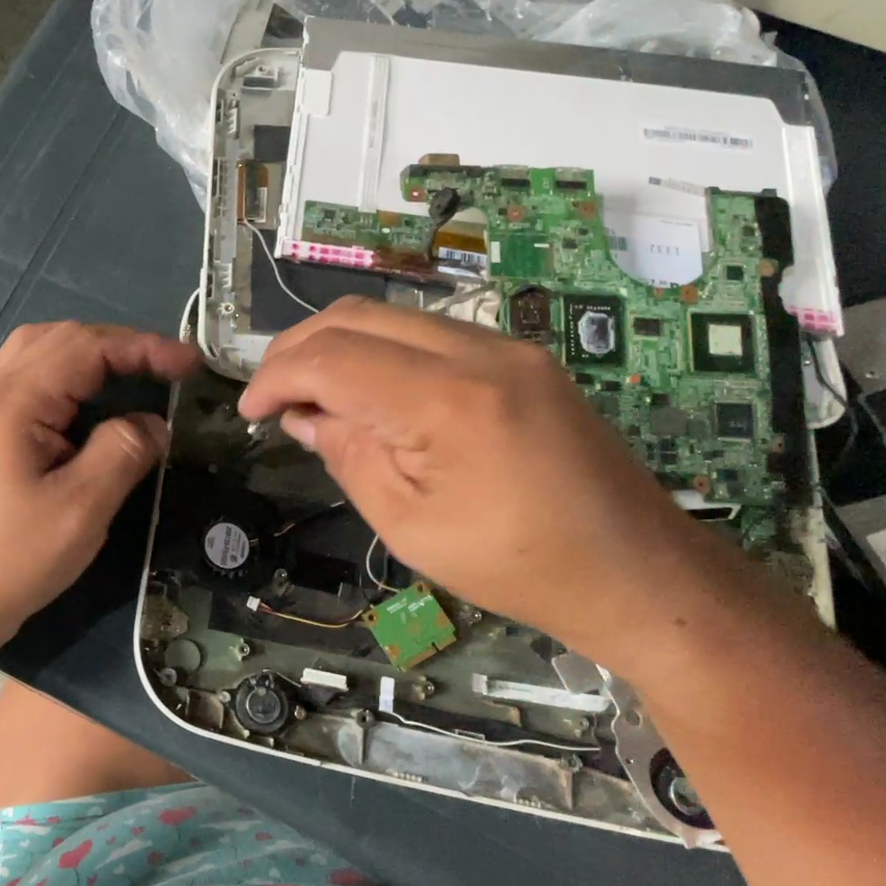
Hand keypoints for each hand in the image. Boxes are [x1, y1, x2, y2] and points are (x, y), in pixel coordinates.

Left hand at [0, 323, 199, 646]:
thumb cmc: (17, 556)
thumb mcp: (83, 506)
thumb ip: (124, 450)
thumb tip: (155, 422)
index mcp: (14, 402)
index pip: (85, 348)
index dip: (142, 347)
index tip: (190, 364)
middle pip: (59, 337)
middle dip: (117, 344)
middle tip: (165, 368)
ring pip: (40, 352)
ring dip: (89, 353)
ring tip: (133, 372)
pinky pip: (30, 379)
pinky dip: (68, 374)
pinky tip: (91, 399)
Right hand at [236, 297, 734, 653]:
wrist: (637, 569)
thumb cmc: (515, 566)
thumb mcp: (408, 525)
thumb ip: (348, 455)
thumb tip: (305, 415)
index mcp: (448, 401)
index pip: (332, 357)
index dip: (276, 377)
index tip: (248, 411)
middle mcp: (479, 352)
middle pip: (356, 316)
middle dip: (297, 350)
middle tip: (270, 398)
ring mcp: (506, 347)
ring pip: (391, 316)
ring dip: (336, 347)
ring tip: (310, 397)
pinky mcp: (520, 357)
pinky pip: (427, 334)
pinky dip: (378, 352)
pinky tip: (365, 394)